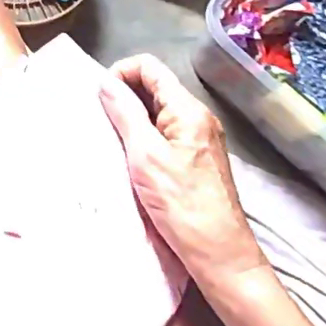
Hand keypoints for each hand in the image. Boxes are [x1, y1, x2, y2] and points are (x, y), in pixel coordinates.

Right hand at [99, 54, 264, 288]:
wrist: (222, 259)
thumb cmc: (183, 207)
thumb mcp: (145, 157)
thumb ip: (125, 114)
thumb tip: (106, 83)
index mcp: (188, 109)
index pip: (149, 66)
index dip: (121, 73)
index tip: (103, 99)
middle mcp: (198, 116)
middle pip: (154, 86)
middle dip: (125, 96)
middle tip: (104, 122)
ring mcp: (201, 137)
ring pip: (159, 110)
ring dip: (134, 118)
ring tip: (116, 142)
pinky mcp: (198, 158)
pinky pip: (166, 131)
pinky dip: (146, 136)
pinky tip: (134, 158)